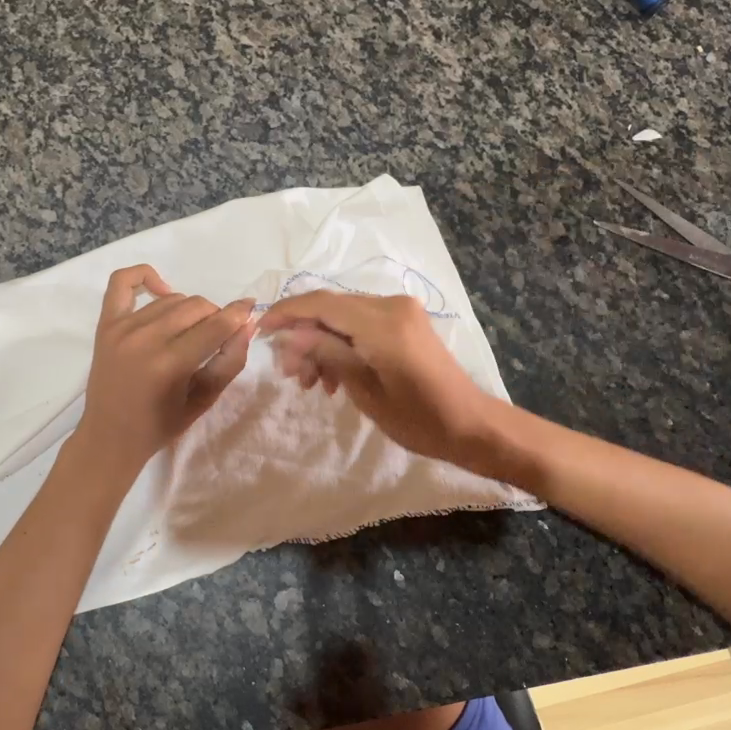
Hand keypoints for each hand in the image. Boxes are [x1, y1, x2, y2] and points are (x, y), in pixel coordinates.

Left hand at [74, 265, 254, 475]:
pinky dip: (144, 276)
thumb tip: (247, 325)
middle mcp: (144, 340)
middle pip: (195, 306)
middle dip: (215, 316)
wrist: (109, 436)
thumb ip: (228, 362)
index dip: (238, 316)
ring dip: (189, 309)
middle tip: (216, 336)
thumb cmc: (160, 426)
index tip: (250, 312)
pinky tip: (161, 289)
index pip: (214, 327)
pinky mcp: (106, 323)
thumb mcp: (203, 401)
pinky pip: (121, 281)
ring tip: (189, 331)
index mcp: (169, 365)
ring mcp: (122, 328)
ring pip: (171, 298)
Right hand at [260, 291, 493, 465]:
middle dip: (302, 337)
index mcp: (382, 322)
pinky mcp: (403, 321)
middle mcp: (391, 305)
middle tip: (288, 374)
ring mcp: (399, 311)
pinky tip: (332, 377)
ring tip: (309, 382)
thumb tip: (288, 336)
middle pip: (329, 308)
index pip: (321, 303)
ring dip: (320, 344)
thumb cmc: (419, 418)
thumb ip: (326, 354)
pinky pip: (360, 323)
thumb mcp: (365, 390)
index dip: (286, 313)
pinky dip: (341, 344)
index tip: (259, 331)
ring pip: (342, 317)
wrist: (471, 426)